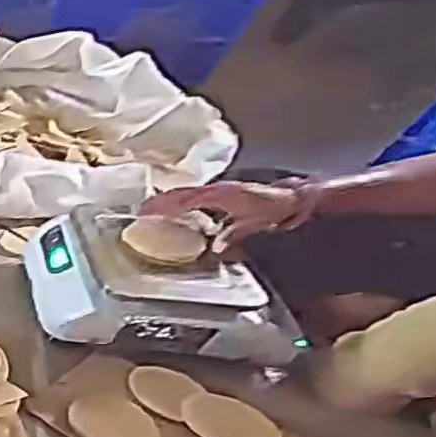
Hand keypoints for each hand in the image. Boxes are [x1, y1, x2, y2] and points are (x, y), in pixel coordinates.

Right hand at [141, 180, 311, 253]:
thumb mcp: (253, 225)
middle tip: (140, 212)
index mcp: (220, 194)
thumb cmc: (273, 209)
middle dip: (159, 202)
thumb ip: (231, 236)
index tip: (145, 213)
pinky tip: (176, 211)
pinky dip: (181, 202)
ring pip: (186, 193)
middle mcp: (217, 188)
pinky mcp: (222, 192)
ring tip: (152, 211)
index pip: (185, 198)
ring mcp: (219, 189)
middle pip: (180, 193)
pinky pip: (195, 196)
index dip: (164, 206)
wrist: (294, 199)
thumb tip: (214, 247)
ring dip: (168, 201)